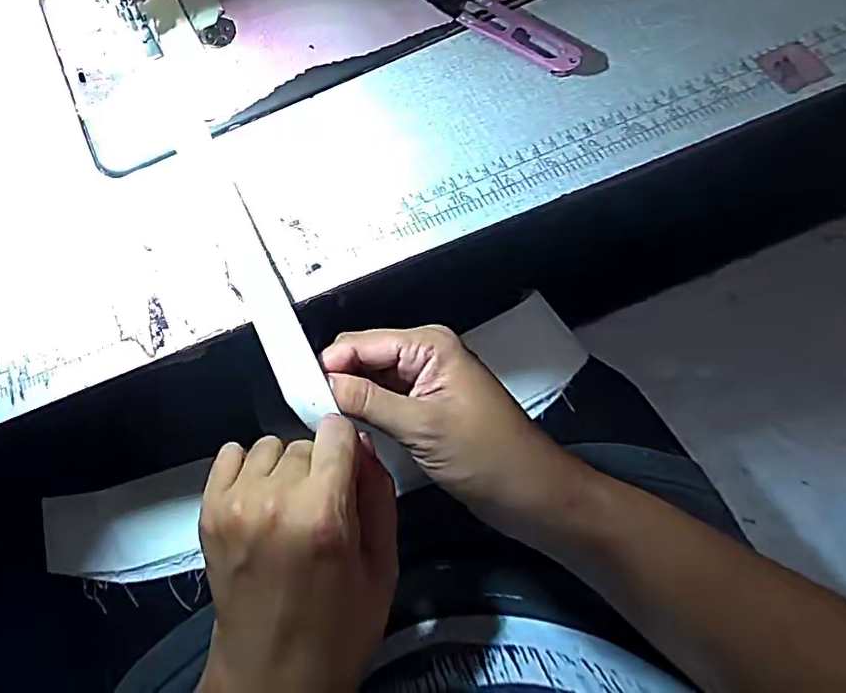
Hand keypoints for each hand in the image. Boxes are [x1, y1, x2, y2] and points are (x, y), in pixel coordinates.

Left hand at [197, 415, 397, 692]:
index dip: (345, 444)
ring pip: (267, 446)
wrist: (274, 667)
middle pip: (302, 442)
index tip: (345, 458)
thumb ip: (377, 497)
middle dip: (316, 466)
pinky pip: (231, 453)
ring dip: (280, 468)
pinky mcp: (210, 506)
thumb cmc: (335, 627)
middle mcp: (276, 499)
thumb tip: (362, 445)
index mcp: (324, 514)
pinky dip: (247, 469)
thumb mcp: (381, 568)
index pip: (335, 432)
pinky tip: (259, 500)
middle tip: (319, 504)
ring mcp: (237, 501)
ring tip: (287, 506)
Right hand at [321, 325, 594, 539]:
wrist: (542, 503)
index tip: (303, 389)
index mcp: (429, 345)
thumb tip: (324, 384)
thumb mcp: (423, 429)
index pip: (359, 343)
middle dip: (337, 379)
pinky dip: (363, 407)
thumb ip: (367, 400)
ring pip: (365, 376)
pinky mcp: (421, 401)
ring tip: (331, 419)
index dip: (329, 365)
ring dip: (349, 395)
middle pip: (359, 356)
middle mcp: (424, 354)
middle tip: (313, 408)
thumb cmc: (497, 462)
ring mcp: (423, 378)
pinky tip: (353, 425)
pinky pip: (379, 394)